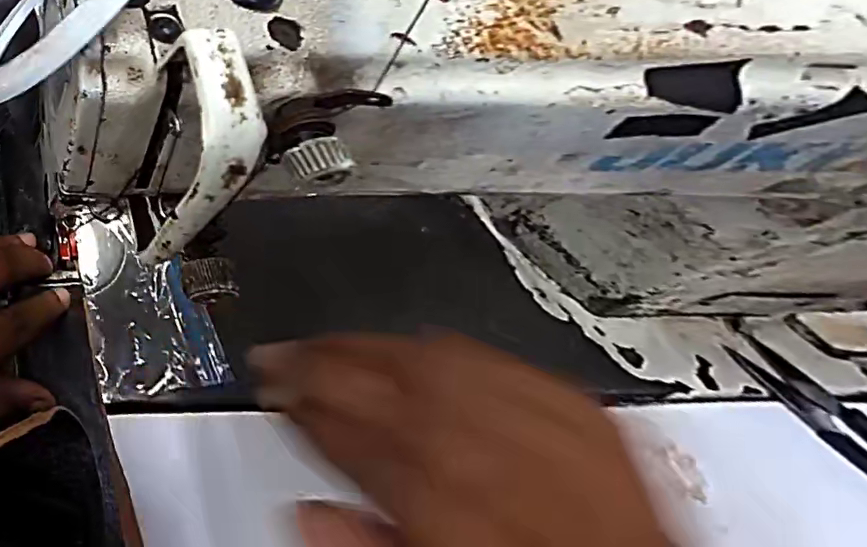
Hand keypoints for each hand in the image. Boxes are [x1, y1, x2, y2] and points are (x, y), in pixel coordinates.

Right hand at [252, 333, 674, 546]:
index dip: (311, 412)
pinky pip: (502, 362)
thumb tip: (306, 514)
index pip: (374, 451)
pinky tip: (412, 341)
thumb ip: (374, 544)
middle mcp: (524, 478)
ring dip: (371, 346)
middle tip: (280, 354)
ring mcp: (563, 441)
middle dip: (324, 366)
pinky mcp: (591, 417)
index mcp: (476, 527)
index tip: (275, 391)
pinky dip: (445, 347)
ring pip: (444, 365)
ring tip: (325, 339)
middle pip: (401, 396)